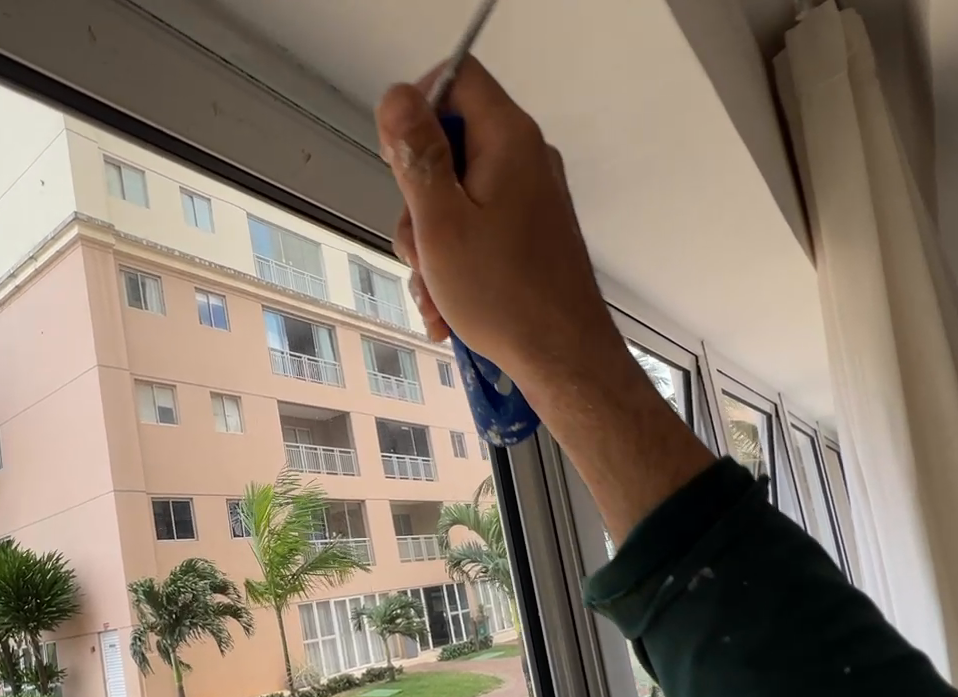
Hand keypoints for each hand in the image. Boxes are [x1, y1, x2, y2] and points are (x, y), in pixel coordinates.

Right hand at [375, 59, 613, 398]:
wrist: (560, 354)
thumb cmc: (500, 293)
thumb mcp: (441, 223)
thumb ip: (418, 157)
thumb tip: (396, 96)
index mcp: (507, 141)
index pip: (456, 80)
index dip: (416, 112)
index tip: (398, 167)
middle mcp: (524, 159)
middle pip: (449, 149)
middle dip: (416, 204)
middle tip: (417, 252)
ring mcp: (529, 199)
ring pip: (456, 199)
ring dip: (430, 248)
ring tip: (433, 296)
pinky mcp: (529, 233)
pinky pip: (476, 231)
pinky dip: (453, 265)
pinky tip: (446, 309)